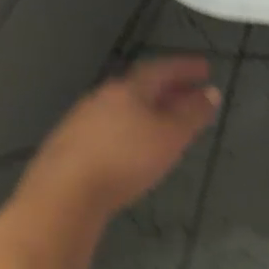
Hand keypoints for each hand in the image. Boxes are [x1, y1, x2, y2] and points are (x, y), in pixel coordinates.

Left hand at [16, 56, 221, 222]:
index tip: (206, 69)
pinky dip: (125, 130)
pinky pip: (104, 130)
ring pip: (120, 109)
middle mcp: (100, 99)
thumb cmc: (126, 160)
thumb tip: (210, 93)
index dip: (186, 67)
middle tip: (189, 96)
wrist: (58, 202)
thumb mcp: (174, 135)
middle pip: (139, 88)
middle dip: (167, 90)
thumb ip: (195, 112)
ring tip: (163, 123)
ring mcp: (76, 124)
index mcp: (128, 90)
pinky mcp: (61, 150)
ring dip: (145, 111)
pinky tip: (131, 147)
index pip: (162, 68)